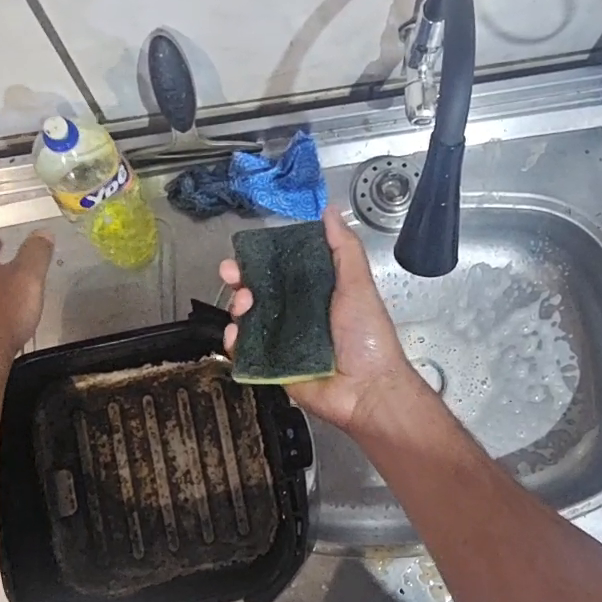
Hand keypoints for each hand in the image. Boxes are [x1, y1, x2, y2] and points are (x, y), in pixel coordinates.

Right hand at [220, 208, 427, 435]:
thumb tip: (330, 212)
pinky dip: (234, 342)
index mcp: (316, 294)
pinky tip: (235, 334)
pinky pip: (245, 353)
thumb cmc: (368, 337)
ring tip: (244, 305)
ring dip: (237, 307)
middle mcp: (296, 316)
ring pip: (247, 320)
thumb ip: (344, 249)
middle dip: (240, 281)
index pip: (280, 271)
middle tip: (232, 275)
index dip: (260, 259)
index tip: (245, 252)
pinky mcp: (272, 368)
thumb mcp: (358, 284)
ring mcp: (282, 343)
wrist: (367, 389)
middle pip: (258, 293)